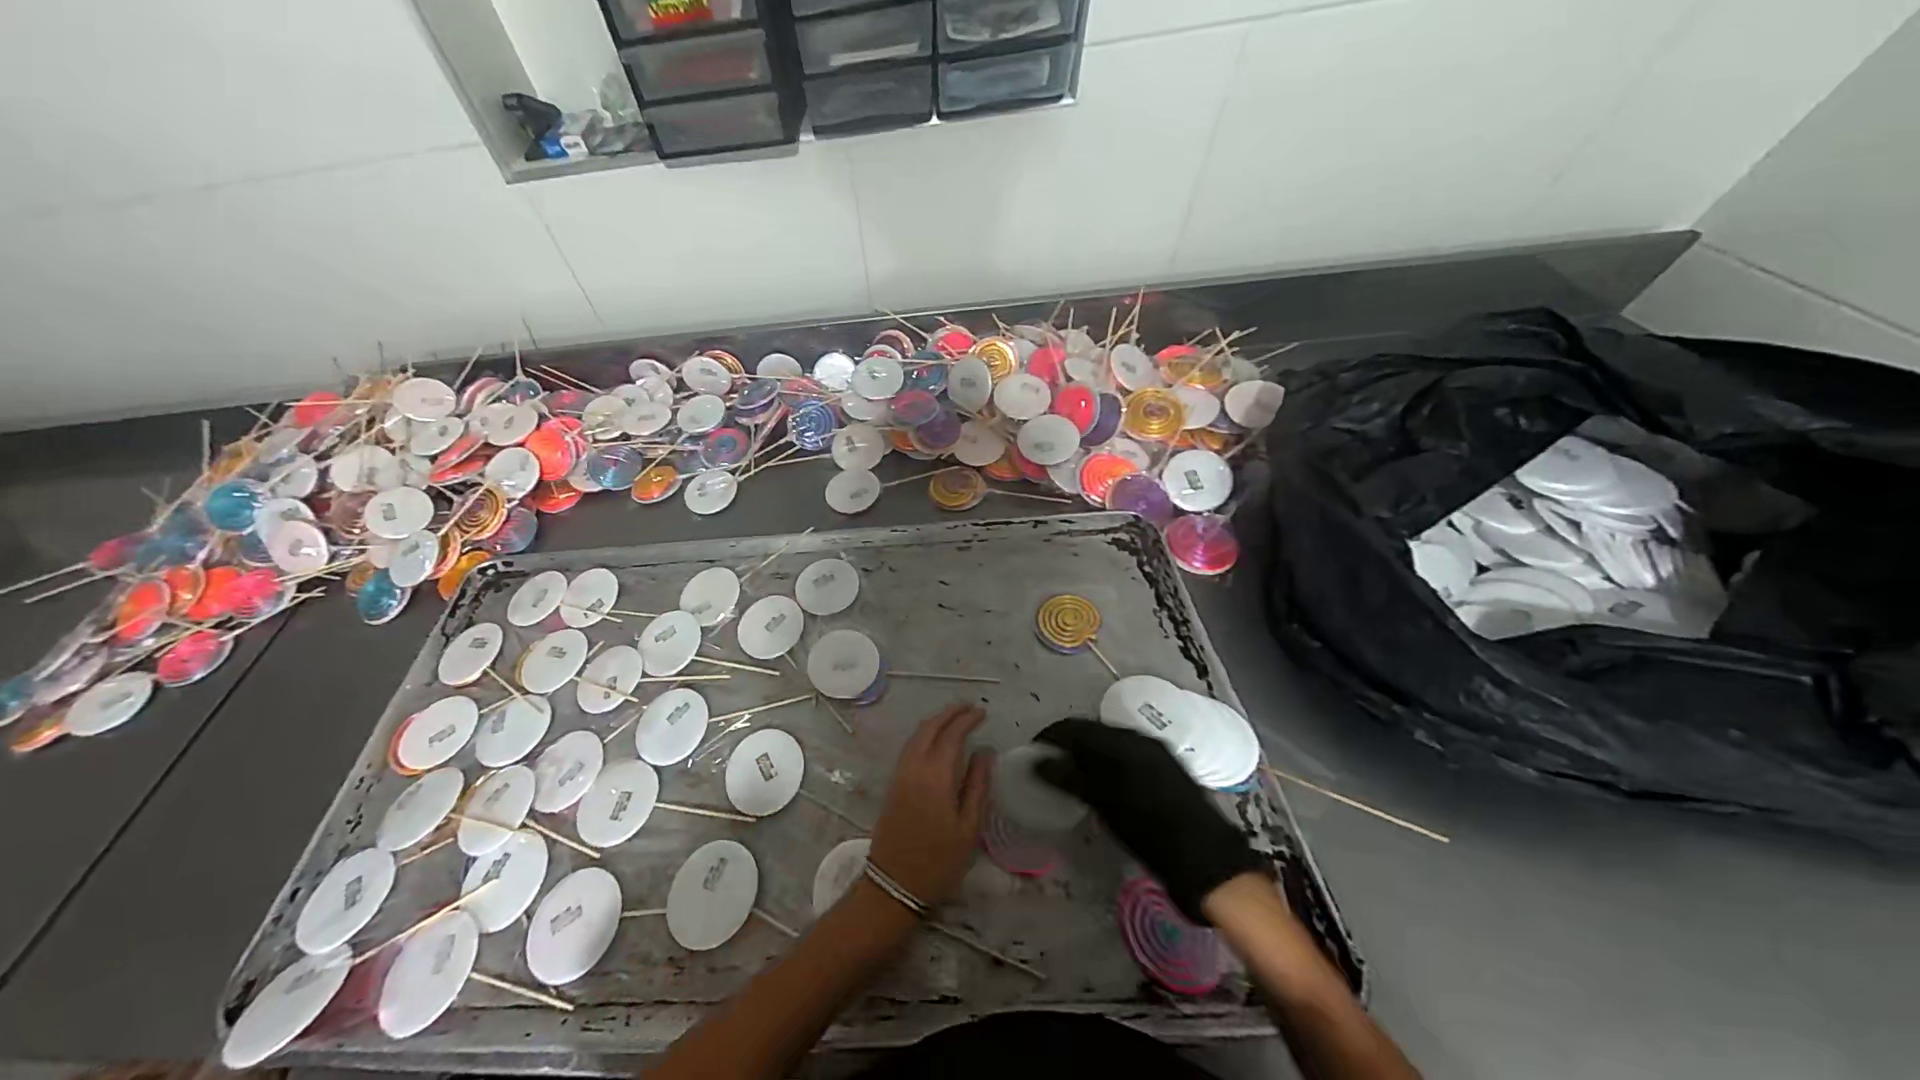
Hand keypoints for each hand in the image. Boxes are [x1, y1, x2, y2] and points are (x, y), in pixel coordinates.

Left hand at [869, 704, 992, 906]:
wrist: (893, 885)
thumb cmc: (939, 861)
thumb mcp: (969, 827)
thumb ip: (978, 785)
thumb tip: (985, 752)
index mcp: (936, 776)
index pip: (952, 735)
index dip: (967, 720)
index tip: (983, 713)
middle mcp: (914, 768)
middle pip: (931, 728)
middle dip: (950, 713)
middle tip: (970, 708)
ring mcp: (900, 775)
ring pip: (917, 735)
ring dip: (936, 721)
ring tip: (956, 718)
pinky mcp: (893, 784)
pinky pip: (910, 747)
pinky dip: (925, 734)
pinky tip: (936, 740)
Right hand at [1035, 718, 1265, 922]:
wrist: (1206, 859)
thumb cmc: (1148, 833)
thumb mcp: (1103, 806)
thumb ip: (1069, 779)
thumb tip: (1039, 762)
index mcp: (1121, 742)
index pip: (1074, 727)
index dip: (1049, 738)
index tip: (1031, 754)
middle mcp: (1139, 738)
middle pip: (1091, 731)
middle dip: (1067, 745)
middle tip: (1047, 766)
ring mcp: (1155, 751)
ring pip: (1109, 742)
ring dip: (1086, 753)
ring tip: (1069, 775)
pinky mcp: (1166, 766)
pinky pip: (1125, 754)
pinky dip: (1105, 762)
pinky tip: (1099, 782)